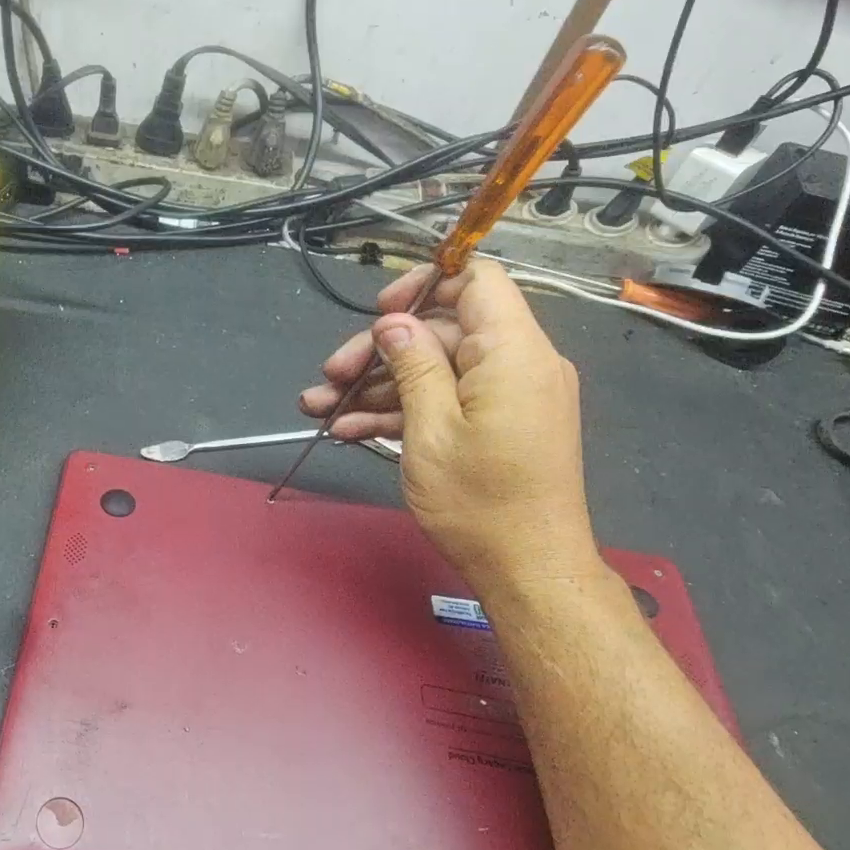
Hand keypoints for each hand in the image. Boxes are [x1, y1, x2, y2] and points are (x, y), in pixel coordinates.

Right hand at [298, 260, 600, 589]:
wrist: (528, 569)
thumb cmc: (480, 502)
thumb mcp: (430, 430)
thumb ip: (412, 365)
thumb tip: (394, 323)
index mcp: (512, 352)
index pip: (477, 280)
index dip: (425, 284)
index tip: (381, 311)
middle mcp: (518, 364)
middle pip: (442, 331)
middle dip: (380, 351)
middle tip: (329, 377)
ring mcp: (508, 396)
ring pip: (435, 370)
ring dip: (377, 386)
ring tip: (321, 408)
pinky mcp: (497, 424)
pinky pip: (447, 400)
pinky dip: (401, 411)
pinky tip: (350, 429)